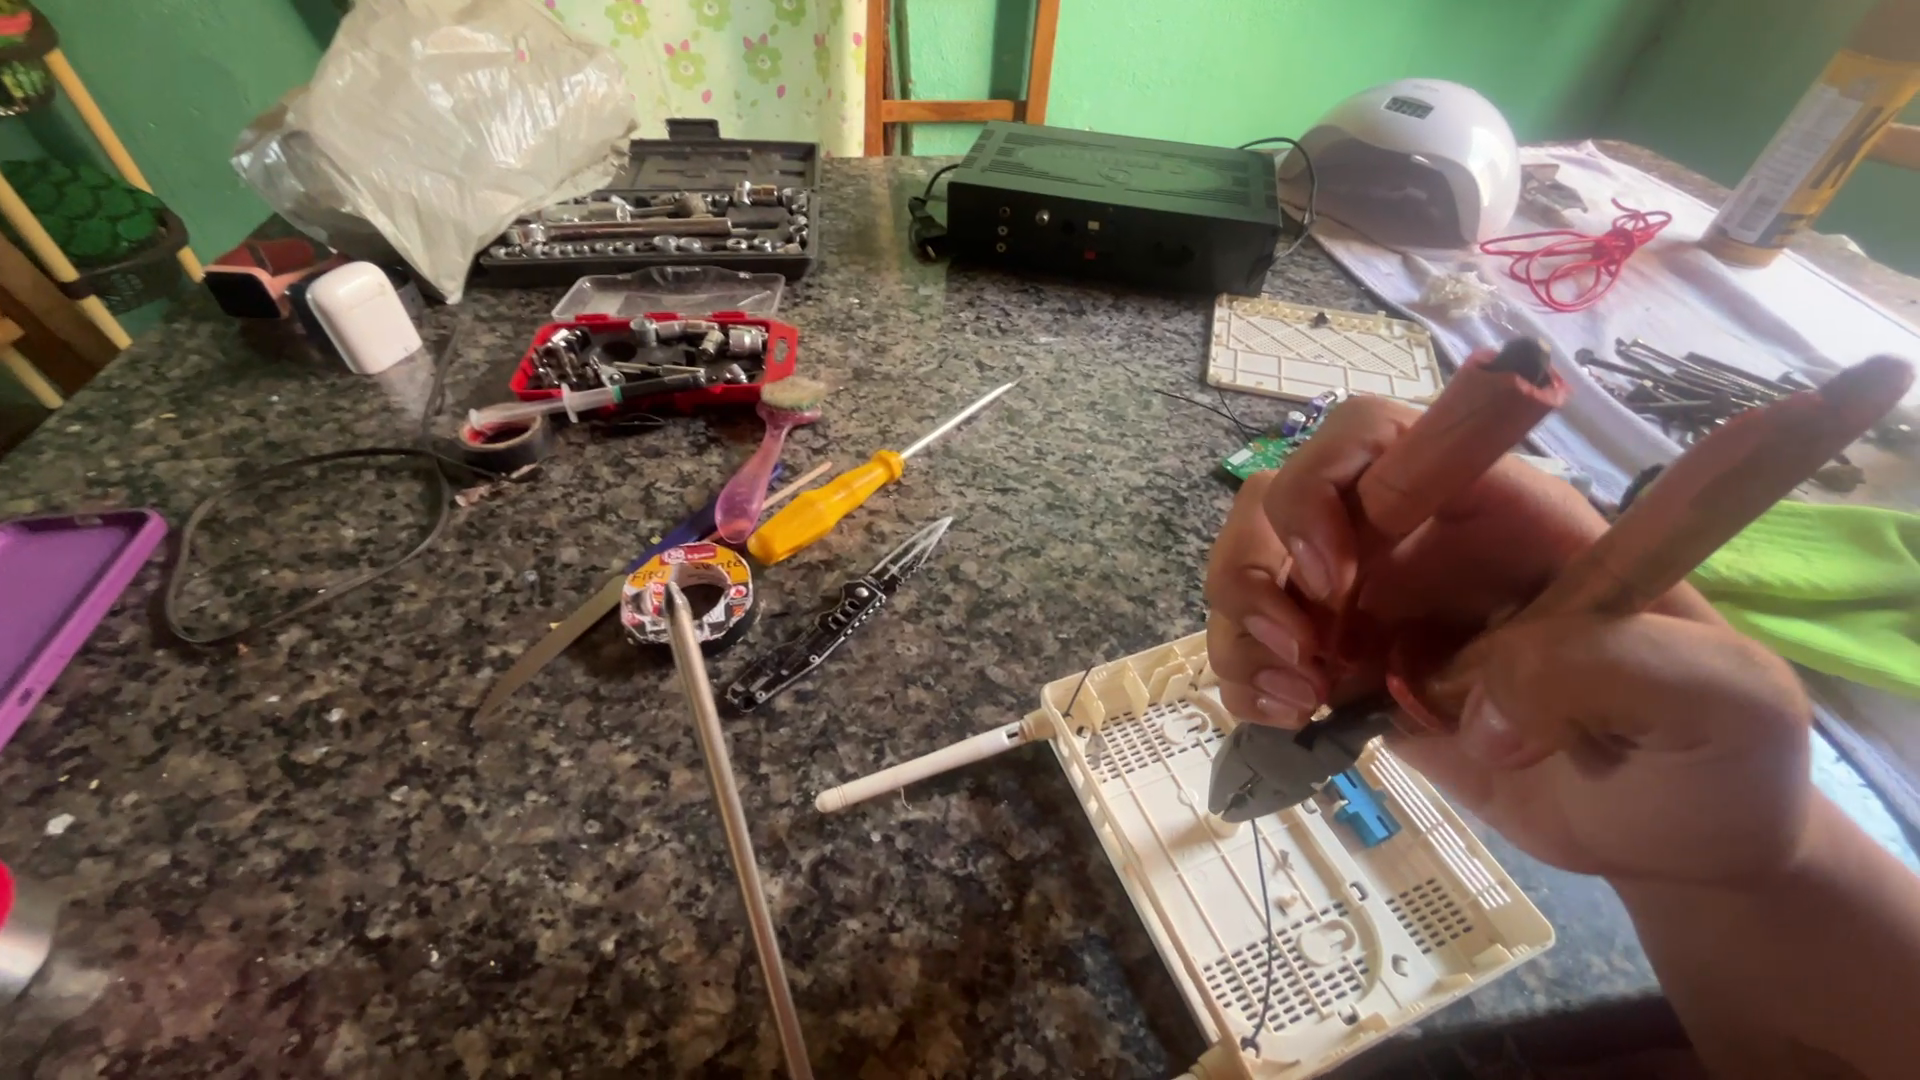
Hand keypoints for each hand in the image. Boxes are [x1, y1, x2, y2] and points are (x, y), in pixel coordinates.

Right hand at [1203, 391, 1815, 884]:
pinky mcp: (1337, 670)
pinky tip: (1292, 718)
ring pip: (1244, 573)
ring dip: (1242, 631)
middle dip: (1255, 568)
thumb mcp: (1718, 696)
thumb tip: (1468, 700)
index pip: (1370, 432)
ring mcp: (1361, 608)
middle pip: (1273, 498)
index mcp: (1486, 509)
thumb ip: (1608, 665)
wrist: (1659, 831)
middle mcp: (1404, 543)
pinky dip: (1242, 681)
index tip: (1335, 578)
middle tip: (1301, 649)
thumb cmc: (1705, 746)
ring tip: (1302, 699)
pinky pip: (1247, 650)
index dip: (1324, 482)